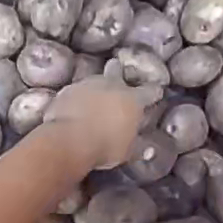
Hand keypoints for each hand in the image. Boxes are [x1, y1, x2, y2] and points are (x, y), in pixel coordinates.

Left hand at [40, 62, 164, 168]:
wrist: (69, 140)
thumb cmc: (105, 147)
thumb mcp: (126, 152)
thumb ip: (136, 145)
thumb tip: (148, 149)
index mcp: (133, 99)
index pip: (149, 91)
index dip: (153, 92)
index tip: (156, 92)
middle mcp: (111, 85)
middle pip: (117, 70)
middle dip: (117, 72)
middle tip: (116, 75)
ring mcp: (87, 85)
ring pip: (94, 80)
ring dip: (94, 88)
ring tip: (92, 100)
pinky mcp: (66, 91)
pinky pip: (74, 92)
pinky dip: (76, 99)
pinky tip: (74, 108)